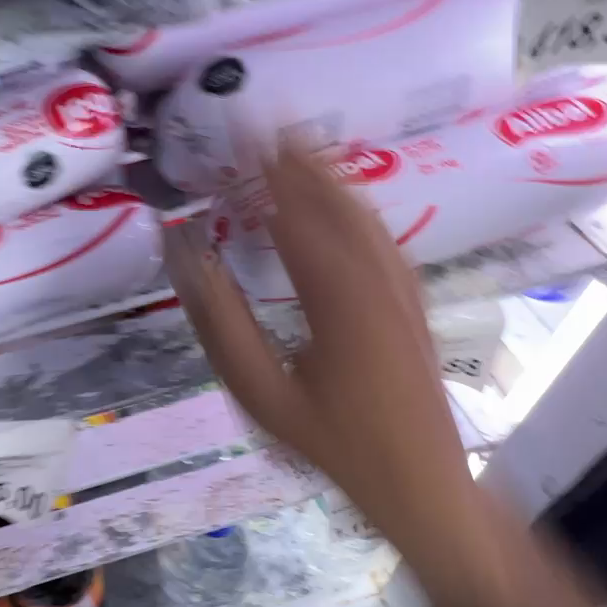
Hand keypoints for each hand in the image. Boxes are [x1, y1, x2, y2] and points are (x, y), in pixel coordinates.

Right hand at [164, 140, 476, 551]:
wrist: (421, 482)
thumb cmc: (333, 442)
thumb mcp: (262, 393)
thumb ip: (222, 324)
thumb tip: (186, 260)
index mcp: (337, 295)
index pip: (292, 212)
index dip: (264, 170)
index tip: (238, 135)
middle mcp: (376, 278)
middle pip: (334, 200)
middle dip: (298, 158)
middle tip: (264, 123)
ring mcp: (402, 288)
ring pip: (364, 214)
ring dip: (328, 176)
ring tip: (296, 146)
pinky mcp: (412, 301)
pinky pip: (382, 236)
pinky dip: (355, 207)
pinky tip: (342, 203)